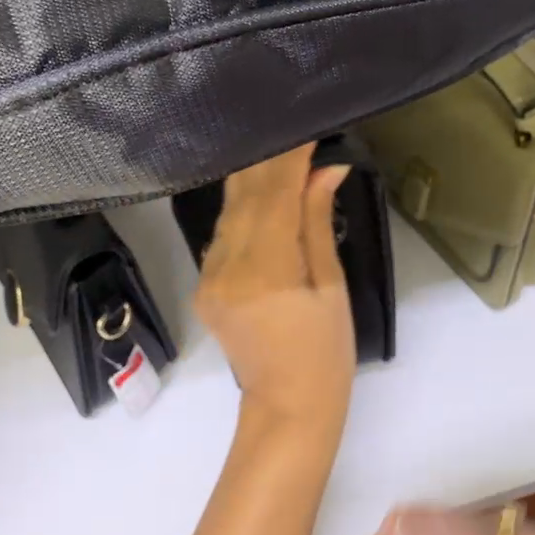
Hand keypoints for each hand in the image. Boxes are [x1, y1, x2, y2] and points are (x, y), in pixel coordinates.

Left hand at [195, 144, 356, 430]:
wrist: (286, 408)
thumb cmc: (325, 353)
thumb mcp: (331, 287)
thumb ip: (317, 223)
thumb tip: (325, 167)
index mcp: (265, 269)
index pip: (274, 193)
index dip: (289, 155)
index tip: (305, 127)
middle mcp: (226, 267)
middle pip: (243, 195)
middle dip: (268, 159)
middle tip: (291, 129)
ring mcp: (208, 277)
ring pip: (228, 211)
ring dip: (253, 179)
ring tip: (280, 151)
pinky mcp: (203, 286)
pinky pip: (221, 234)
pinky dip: (242, 209)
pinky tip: (261, 193)